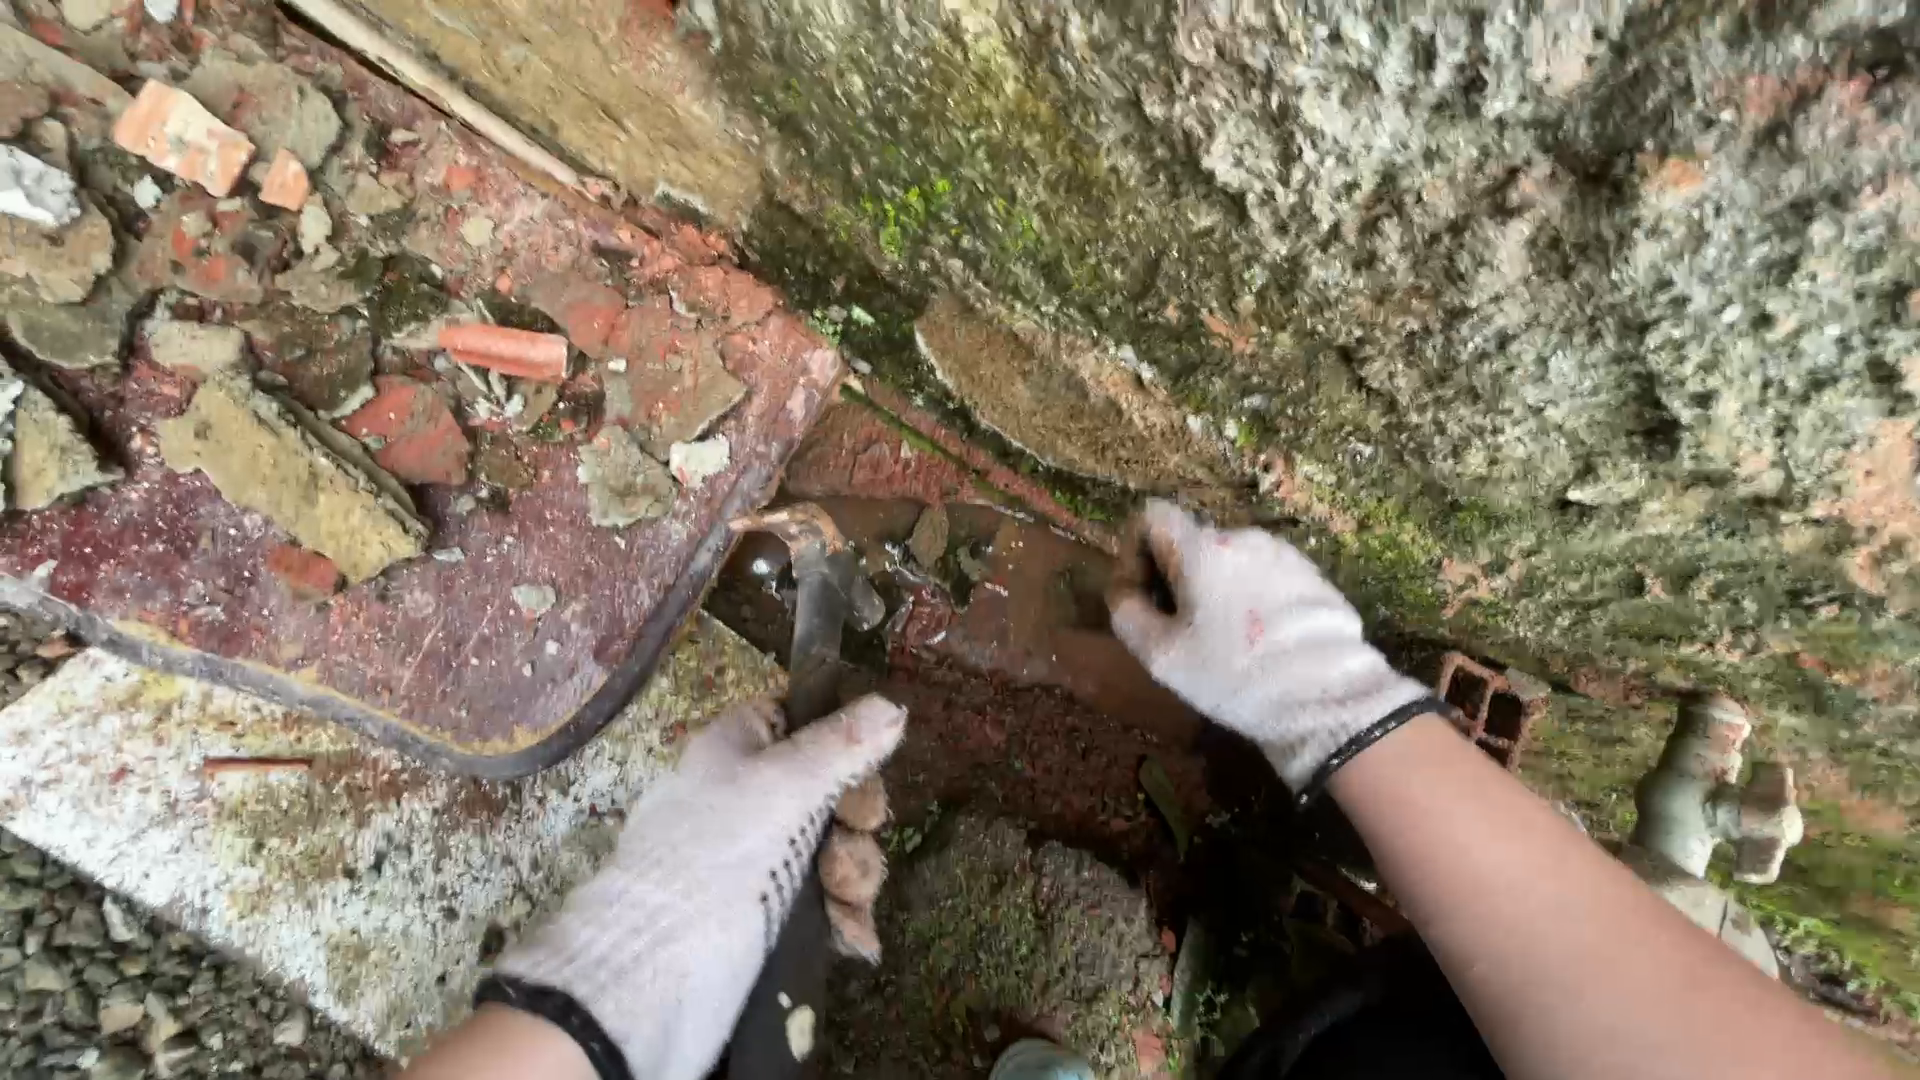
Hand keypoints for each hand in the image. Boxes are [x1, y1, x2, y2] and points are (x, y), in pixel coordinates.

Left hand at [490, 694, 907, 1079]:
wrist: (653, 973)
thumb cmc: (718, 850)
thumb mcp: (785, 783)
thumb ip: (843, 744)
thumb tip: (892, 704)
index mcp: (740, 746)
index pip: (803, 720)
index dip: (844, 738)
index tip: (868, 759)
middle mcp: (750, 795)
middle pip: (832, 786)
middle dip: (856, 815)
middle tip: (858, 830)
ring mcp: (759, 856)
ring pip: (835, 845)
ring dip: (855, 869)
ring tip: (843, 893)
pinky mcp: (769, 910)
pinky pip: (826, 897)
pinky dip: (845, 913)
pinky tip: (853, 936)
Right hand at [1107, 500, 1430, 794]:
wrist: (1329, 701)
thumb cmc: (1233, 676)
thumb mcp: (1160, 655)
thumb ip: (1126, 612)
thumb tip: (1125, 591)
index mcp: (1201, 548)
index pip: (1149, 515)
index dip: (1132, 550)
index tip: (1140, 594)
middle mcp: (1242, 537)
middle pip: (1187, 540)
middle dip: (1171, 576)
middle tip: (1176, 627)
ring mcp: (1283, 554)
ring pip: (1225, 559)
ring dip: (1210, 587)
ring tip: (1220, 638)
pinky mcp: (1312, 576)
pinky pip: (1260, 575)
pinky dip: (1246, 596)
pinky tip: (1257, 641)